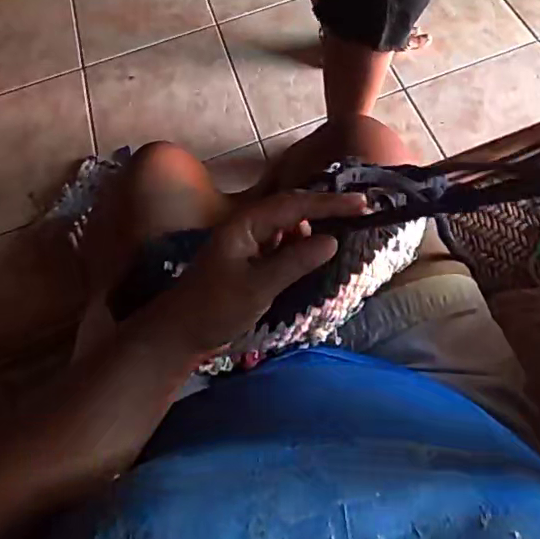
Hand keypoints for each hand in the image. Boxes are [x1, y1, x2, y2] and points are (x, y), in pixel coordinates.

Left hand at [137, 192, 367, 356]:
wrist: (177, 335)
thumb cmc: (213, 309)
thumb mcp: (257, 287)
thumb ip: (295, 261)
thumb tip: (332, 240)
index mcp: (246, 223)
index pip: (295, 205)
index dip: (330, 203)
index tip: (361, 204)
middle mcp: (249, 224)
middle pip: (294, 207)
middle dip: (327, 208)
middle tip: (361, 211)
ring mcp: (250, 239)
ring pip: (291, 223)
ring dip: (316, 225)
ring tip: (345, 230)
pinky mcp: (252, 256)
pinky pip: (285, 241)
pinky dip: (303, 243)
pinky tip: (316, 252)